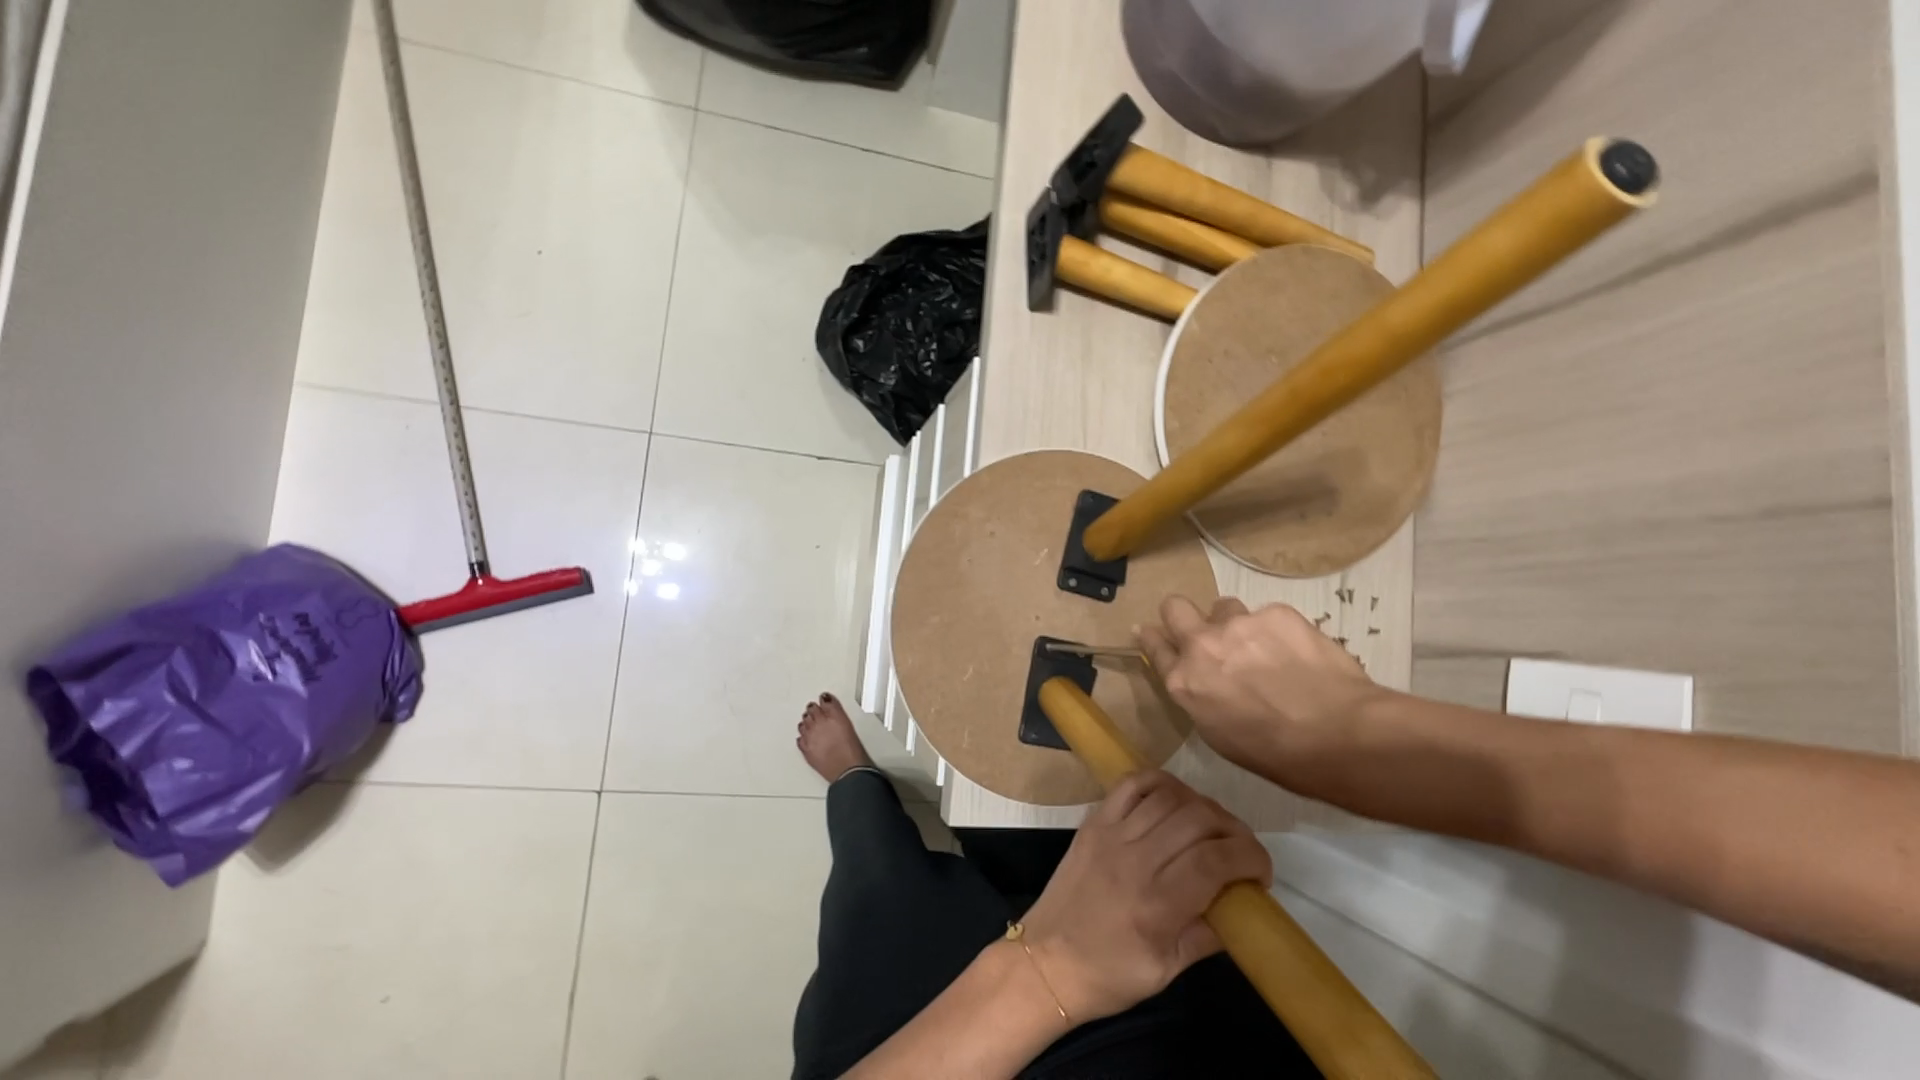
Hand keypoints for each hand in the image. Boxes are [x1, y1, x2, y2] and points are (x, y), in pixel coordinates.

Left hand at [1017, 770, 1270, 1021]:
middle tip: (1241, 851)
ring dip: (1202, 806)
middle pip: (1198, 819)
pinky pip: (1131, 784)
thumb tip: (1240, 907)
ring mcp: (1111, 835)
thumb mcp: (1166, 970)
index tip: (1262, 873)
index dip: (1250, 857)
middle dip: (1233, 830)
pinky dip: (1161, 783)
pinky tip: (1176, 801)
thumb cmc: (1108, 976)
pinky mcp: (1093, 823)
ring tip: (1212, 828)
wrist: (1044, 962)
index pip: (1216, 860)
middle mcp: (1135, 861)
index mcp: (1156, 905)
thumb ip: (1207, 935)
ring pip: (1169, 797)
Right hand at [1138, 596, 1376, 772]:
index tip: (1151, 631)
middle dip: (1182, 615)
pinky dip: (1275, 630)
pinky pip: (1266, 615)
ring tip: (1261, 647)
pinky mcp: (1276, 613)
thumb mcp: (1217, 733)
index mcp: (1184, 682)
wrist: (1335, 733)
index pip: (1155, 647)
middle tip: (1202, 630)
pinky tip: (1297, 653)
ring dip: (1234, 623)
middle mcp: (1202, 645)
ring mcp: (1239, 623)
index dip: (1152, 638)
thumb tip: (1201, 681)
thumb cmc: (1273, 751)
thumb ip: (1200, 697)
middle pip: (1175, 607)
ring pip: (1224, 606)